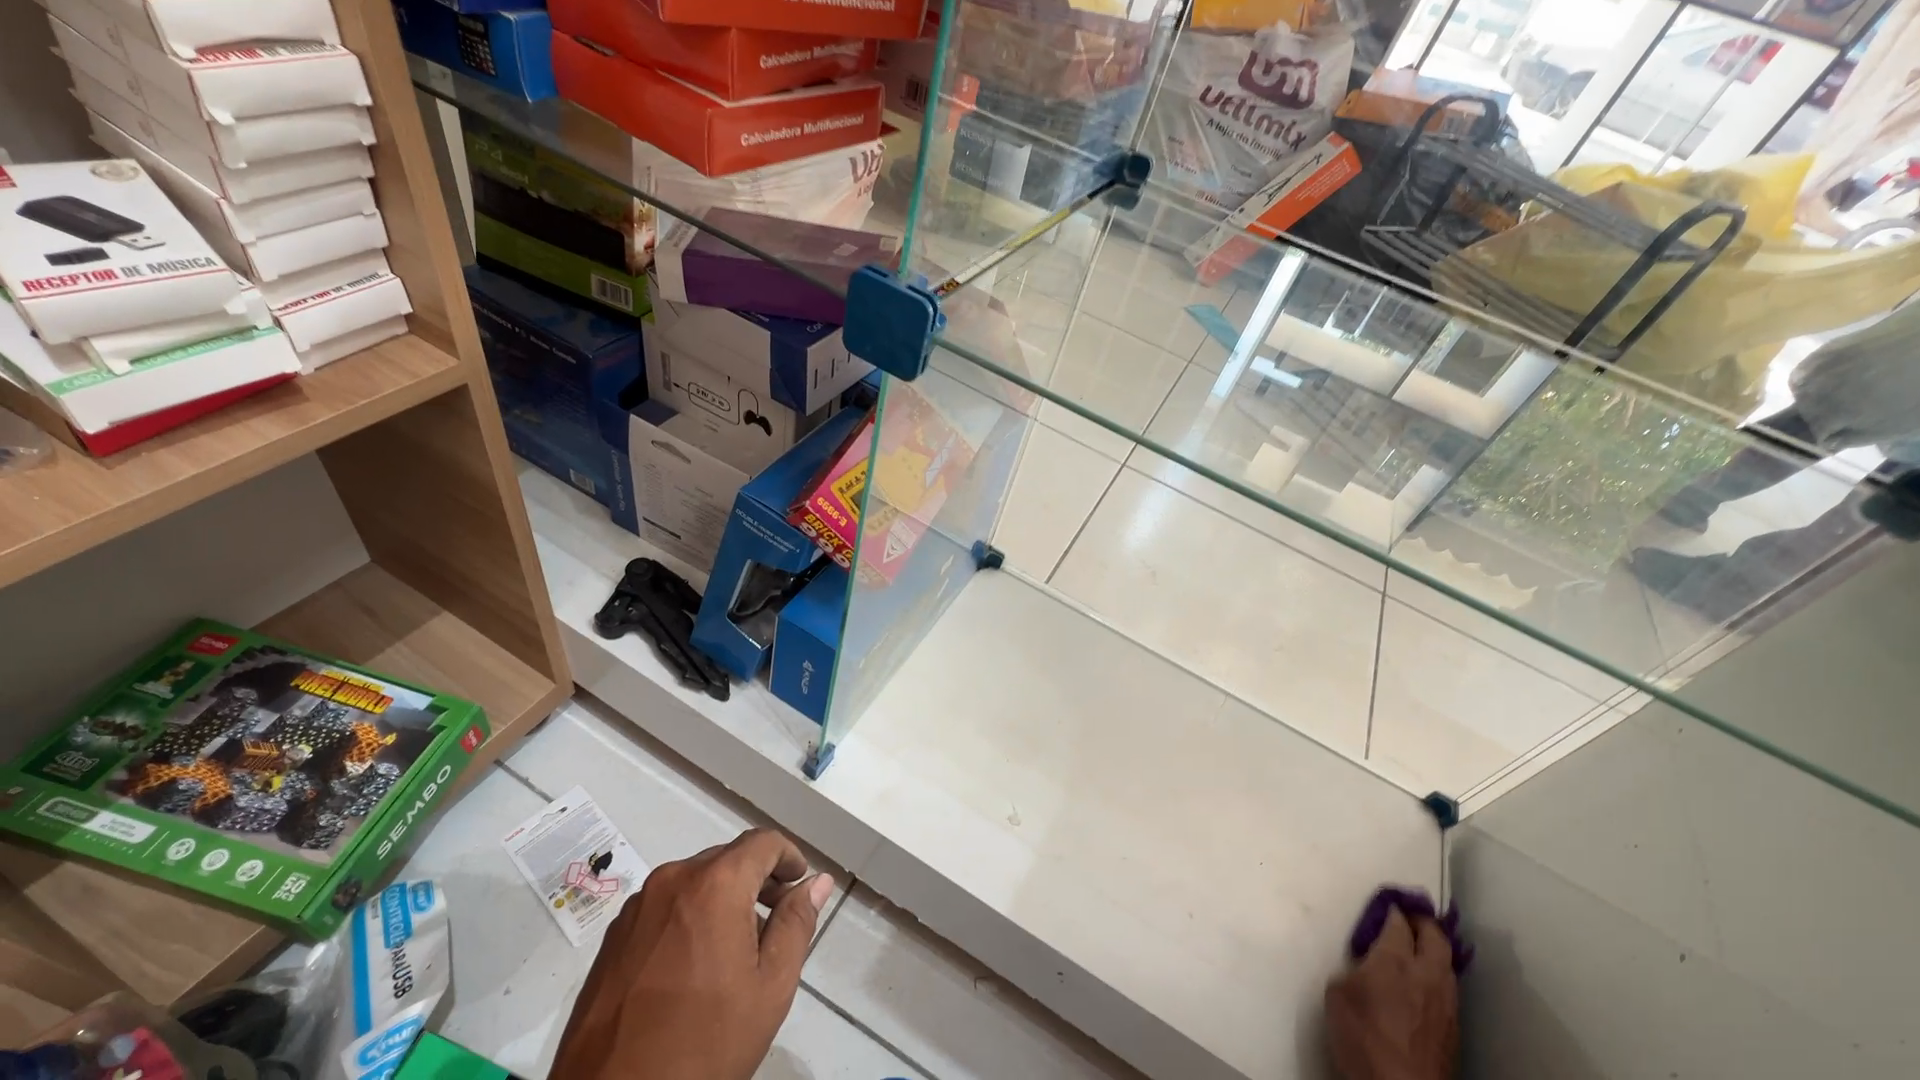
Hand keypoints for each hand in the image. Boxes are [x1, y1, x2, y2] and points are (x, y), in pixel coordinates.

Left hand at [551, 828, 834, 1079]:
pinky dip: (688, 917)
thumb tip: (816, 882)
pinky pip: (664, 907)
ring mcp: (636, 907)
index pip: (762, 842)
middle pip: (726, 859)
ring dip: (722, 899)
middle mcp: (671, 881)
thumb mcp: (771, 986)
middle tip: (776, 921)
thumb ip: (796, 924)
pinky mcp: (613, 935)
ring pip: (693, 882)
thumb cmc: (706, 1041)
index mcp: (715, 885)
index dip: (788, 856)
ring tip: (736, 950)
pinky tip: (694, 966)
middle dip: (756, 880)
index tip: (800, 883)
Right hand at [1325, 908, 1458, 1079]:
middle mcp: (1426, 972)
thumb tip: (1366, 966)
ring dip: (1434, 949)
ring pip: (1447, 961)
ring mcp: (1446, 1000)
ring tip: (1419, 950)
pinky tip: (1425, 984)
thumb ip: (1354, 970)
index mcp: (1394, 959)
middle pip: (1434, 935)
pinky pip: (1448, 986)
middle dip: (1422, 921)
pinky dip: (1437, 975)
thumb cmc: (1362, 1037)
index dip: (1391, 910)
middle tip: (1409, 918)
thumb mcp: (1338, 994)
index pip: (1398, 922)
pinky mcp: (1454, 1025)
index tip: (1385, 905)